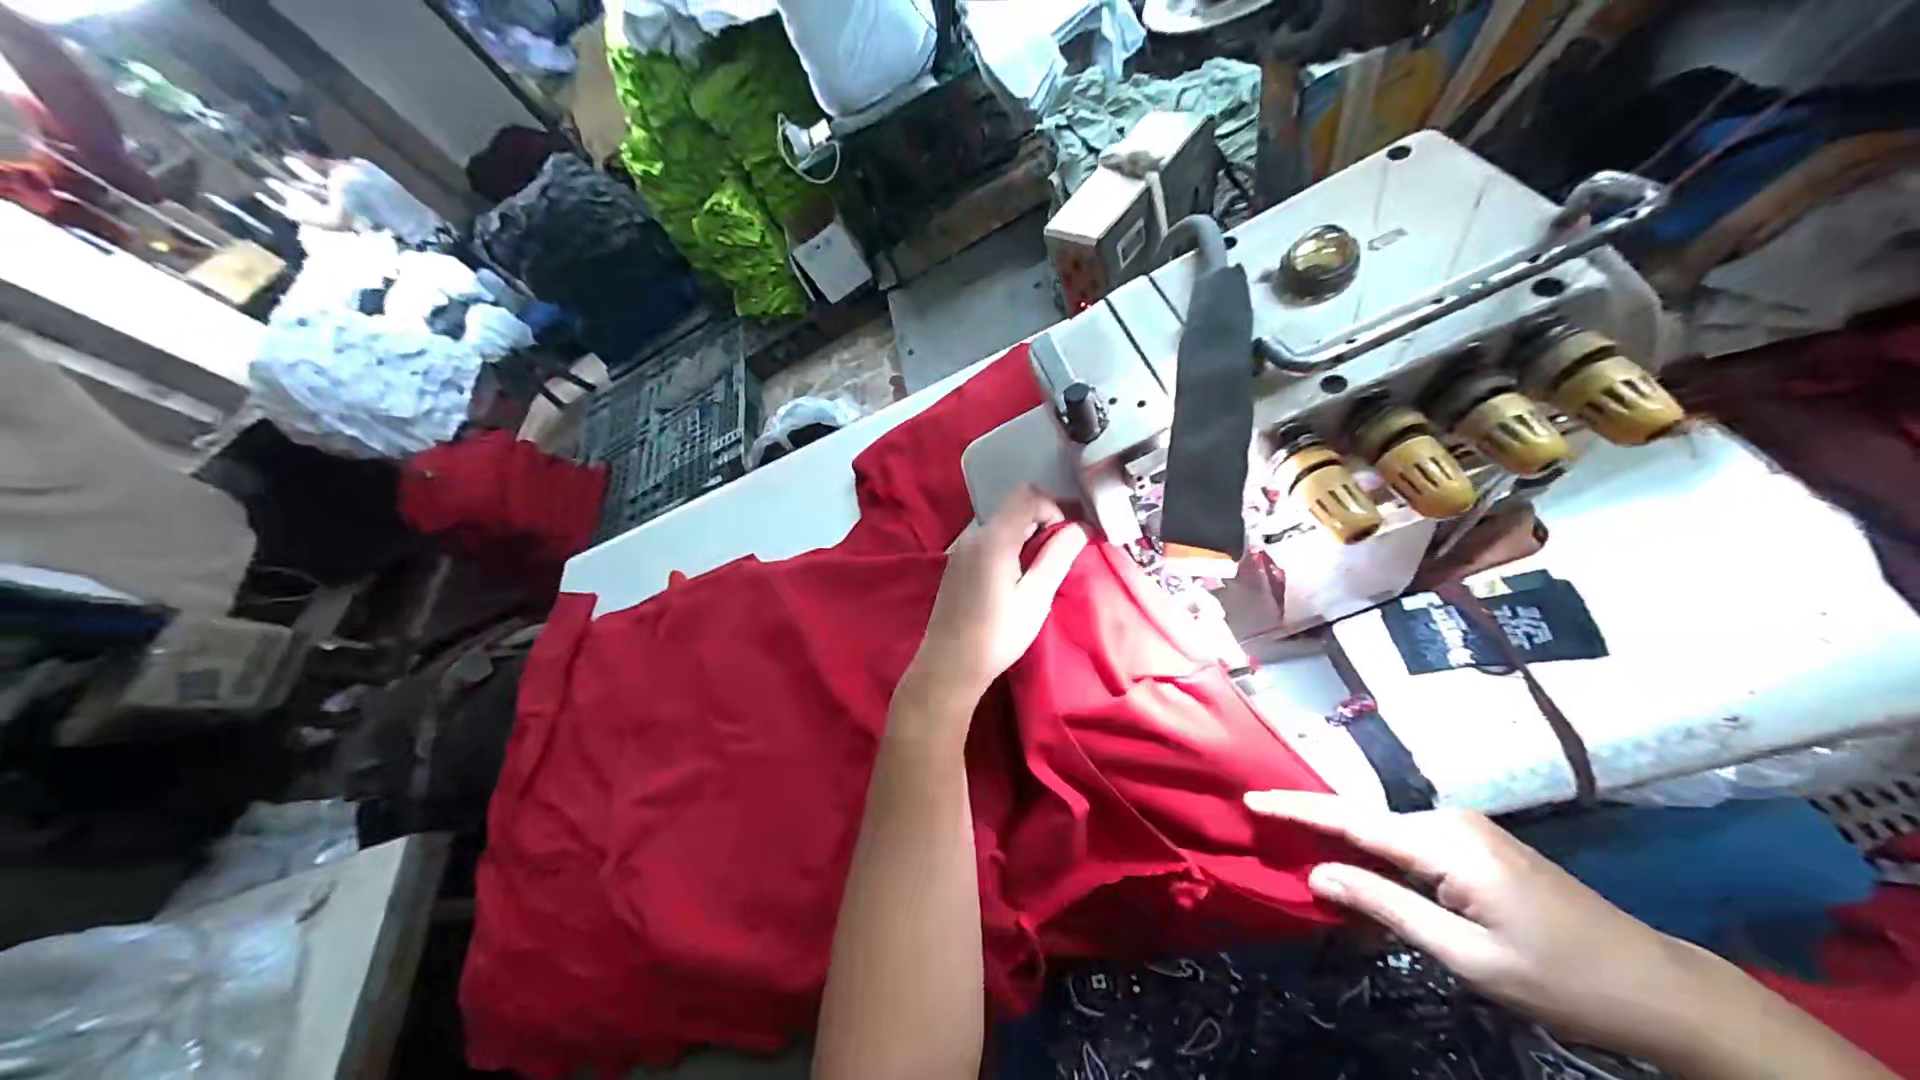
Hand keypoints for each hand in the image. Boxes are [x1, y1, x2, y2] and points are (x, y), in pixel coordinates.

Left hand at [900, 485, 1087, 712]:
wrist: (949, 664)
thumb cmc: (997, 635)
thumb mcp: (1035, 597)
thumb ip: (1057, 557)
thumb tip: (1079, 528)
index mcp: (993, 538)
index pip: (1027, 495)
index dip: (1054, 506)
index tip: (1069, 534)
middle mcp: (973, 534)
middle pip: (1013, 506)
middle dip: (1043, 519)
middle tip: (1063, 549)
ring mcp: (961, 548)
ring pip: (1001, 523)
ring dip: (1026, 533)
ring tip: (1043, 566)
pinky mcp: (957, 563)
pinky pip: (989, 539)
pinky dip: (1009, 545)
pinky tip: (1018, 575)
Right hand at [1242, 791, 1728, 1061]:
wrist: (1660, 988)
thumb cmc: (1563, 980)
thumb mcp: (1468, 956)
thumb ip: (1386, 906)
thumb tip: (1318, 872)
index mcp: (1447, 844)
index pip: (1352, 819)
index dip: (1296, 809)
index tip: (1251, 799)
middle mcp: (1451, 822)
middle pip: (1365, 821)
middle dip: (1316, 826)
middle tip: (1268, 832)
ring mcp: (1467, 830)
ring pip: (1385, 833)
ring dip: (1348, 846)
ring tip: (1306, 857)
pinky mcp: (1477, 845)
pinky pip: (1409, 844)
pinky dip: (1378, 856)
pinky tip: (1362, 873)